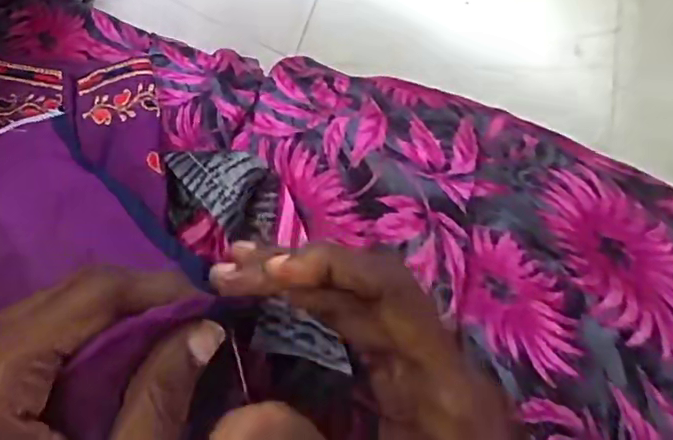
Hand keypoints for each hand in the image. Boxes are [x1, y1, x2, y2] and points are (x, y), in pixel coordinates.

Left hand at [0, 266, 208, 439]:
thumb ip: (158, 405)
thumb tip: (205, 330)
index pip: (93, 293)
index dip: (158, 289)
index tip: (211, 302)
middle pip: (76, 291)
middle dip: (142, 301)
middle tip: (198, 320)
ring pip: (62, 301)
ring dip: (118, 315)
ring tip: (171, 333)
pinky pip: (43, 323)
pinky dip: (88, 334)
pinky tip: (125, 352)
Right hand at [210, 243, 510, 439]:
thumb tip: (257, 407)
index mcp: (443, 382)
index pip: (389, 288)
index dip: (330, 265)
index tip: (270, 271)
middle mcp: (431, 354)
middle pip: (358, 282)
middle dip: (290, 266)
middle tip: (230, 267)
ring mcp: (416, 360)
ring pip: (349, 294)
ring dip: (291, 276)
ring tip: (236, 268)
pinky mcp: (401, 373)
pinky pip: (351, 318)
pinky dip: (308, 300)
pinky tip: (272, 293)